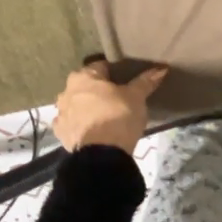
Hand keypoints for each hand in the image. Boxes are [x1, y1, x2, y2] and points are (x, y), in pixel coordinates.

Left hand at [52, 61, 167, 155]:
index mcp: (84, 76)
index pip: (101, 67)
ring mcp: (61, 112)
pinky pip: (72, 123)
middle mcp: (67, 90)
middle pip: (86, 85)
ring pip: (77, 104)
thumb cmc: (118, 116)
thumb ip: (145, 81)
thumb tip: (161, 69)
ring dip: (87, 107)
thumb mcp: (136, 97)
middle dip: (99, 90)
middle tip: (117, 99)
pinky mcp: (60, 133)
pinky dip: (80, 124)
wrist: (101, 155)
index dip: (115, 73)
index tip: (126, 82)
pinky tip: (93, 130)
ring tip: (105, 116)